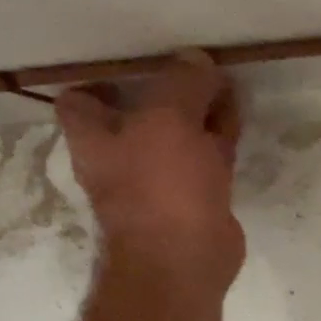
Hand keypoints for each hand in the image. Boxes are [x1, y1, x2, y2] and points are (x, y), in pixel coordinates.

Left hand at [56, 49, 244, 293]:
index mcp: (93, 136)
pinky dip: (220, 139)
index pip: (83, 97)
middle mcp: (120, 157)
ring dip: (198, 112)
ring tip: (224, 84)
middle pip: (138, 112)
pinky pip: (206, 158)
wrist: (183, 261)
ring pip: (178, 134)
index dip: (108, 78)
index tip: (140, 59)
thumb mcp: (169, 118)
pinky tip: (237, 120)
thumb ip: (183, 83)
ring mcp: (159, 180)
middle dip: (163, 90)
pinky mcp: (196, 198)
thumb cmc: (160, 186)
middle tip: (192, 64)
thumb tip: (199, 59)